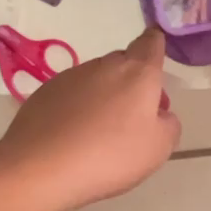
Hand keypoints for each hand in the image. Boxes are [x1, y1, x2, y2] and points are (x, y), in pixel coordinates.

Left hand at [0, 28, 179, 210]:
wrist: (42, 168)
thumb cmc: (111, 156)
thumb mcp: (159, 148)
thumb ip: (168, 123)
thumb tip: (159, 113)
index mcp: (138, 72)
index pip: (151, 43)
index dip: (155, 47)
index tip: (155, 63)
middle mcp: (104, 65)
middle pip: (124, 63)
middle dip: (132, 82)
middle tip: (134, 117)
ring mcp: (71, 76)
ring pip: (96, 79)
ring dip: (104, 96)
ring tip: (101, 133)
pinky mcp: (45, 92)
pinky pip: (71, 94)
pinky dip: (78, 108)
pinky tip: (74, 137)